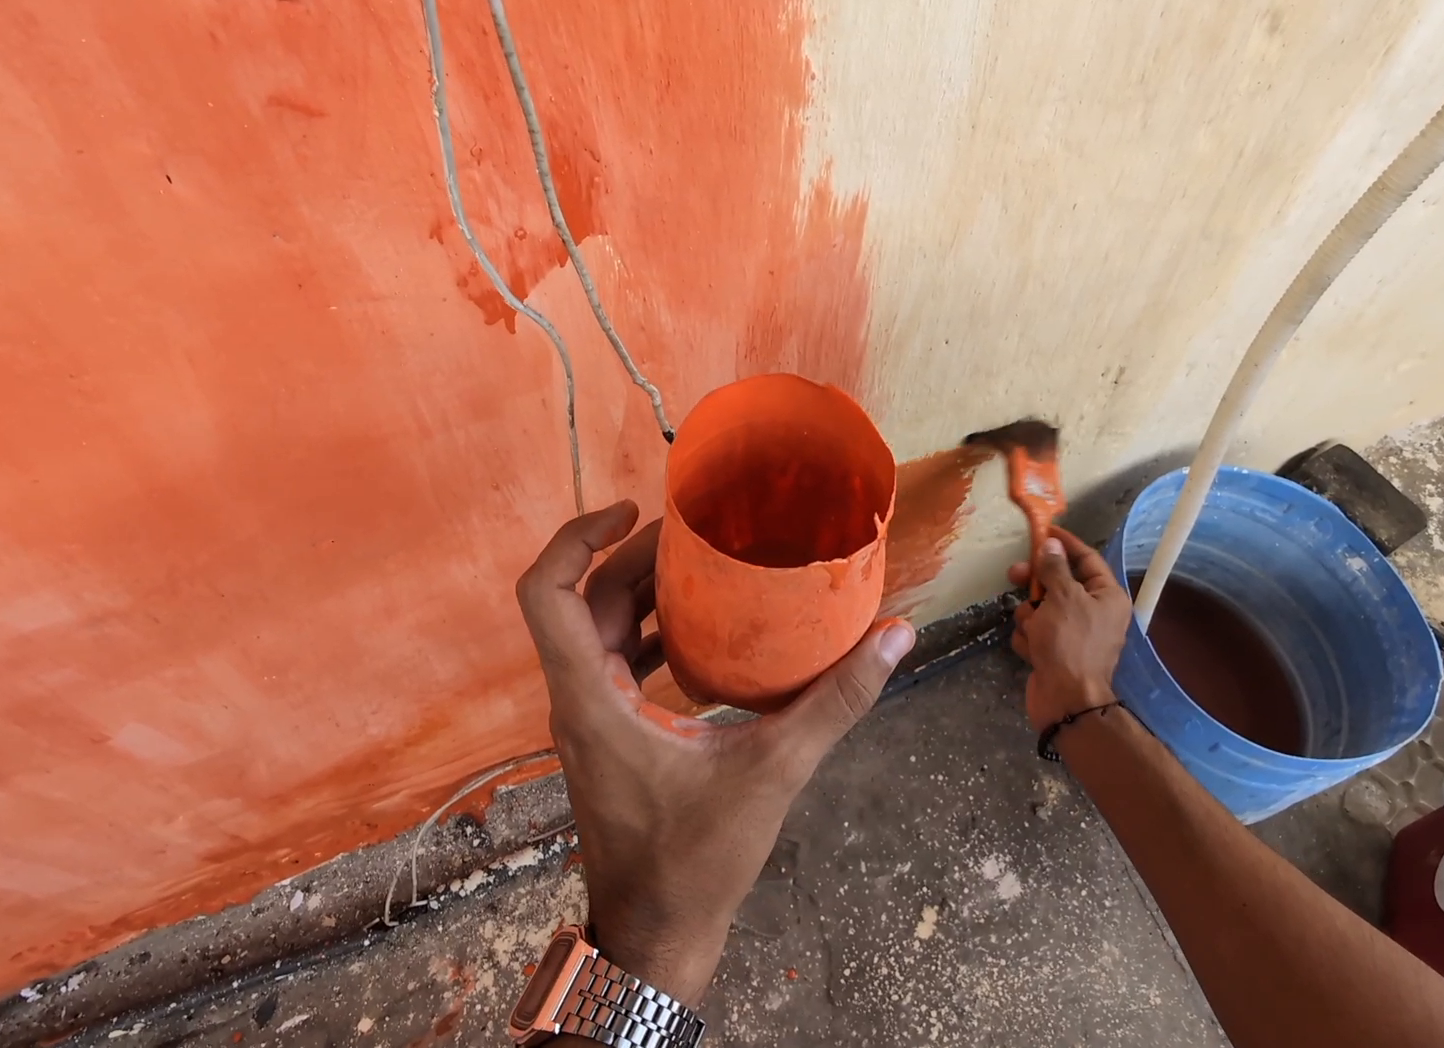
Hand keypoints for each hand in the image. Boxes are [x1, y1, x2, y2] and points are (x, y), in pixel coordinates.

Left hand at [516, 501, 915, 1004]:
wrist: (658, 933)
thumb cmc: (699, 859)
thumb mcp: (775, 772)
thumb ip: (836, 701)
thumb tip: (895, 636)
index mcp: (591, 698)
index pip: (547, 594)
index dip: (576, 538)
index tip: (631, 510)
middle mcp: (577, 699)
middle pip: (582, 601)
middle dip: (630, 555)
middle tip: (695, 530)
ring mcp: (590, 719)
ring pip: (597, 629)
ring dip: (639, 591)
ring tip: (701, 563)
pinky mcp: (610, 734)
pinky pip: (616, 660)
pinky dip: (650, 631)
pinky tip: (703, 629)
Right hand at [1008, 527, 1133, 731]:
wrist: (1065, 699)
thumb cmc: (1069, 642)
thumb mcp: (1062, 597)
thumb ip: (1054, 568)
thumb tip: (1052, 544)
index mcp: (1107, 597)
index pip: (1087, 559)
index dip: (1064, 544)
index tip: (1043, 531)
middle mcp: (1094, 613)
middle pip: (1059, 584)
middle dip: (1037, 584)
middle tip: (1015, 575)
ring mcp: (1074, 634)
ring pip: (1042, 609)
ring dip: (1030, 616)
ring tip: (1033, 631)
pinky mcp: (1055, 652)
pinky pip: (1035, 633)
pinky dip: (1029, 639)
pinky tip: (1032, 650)